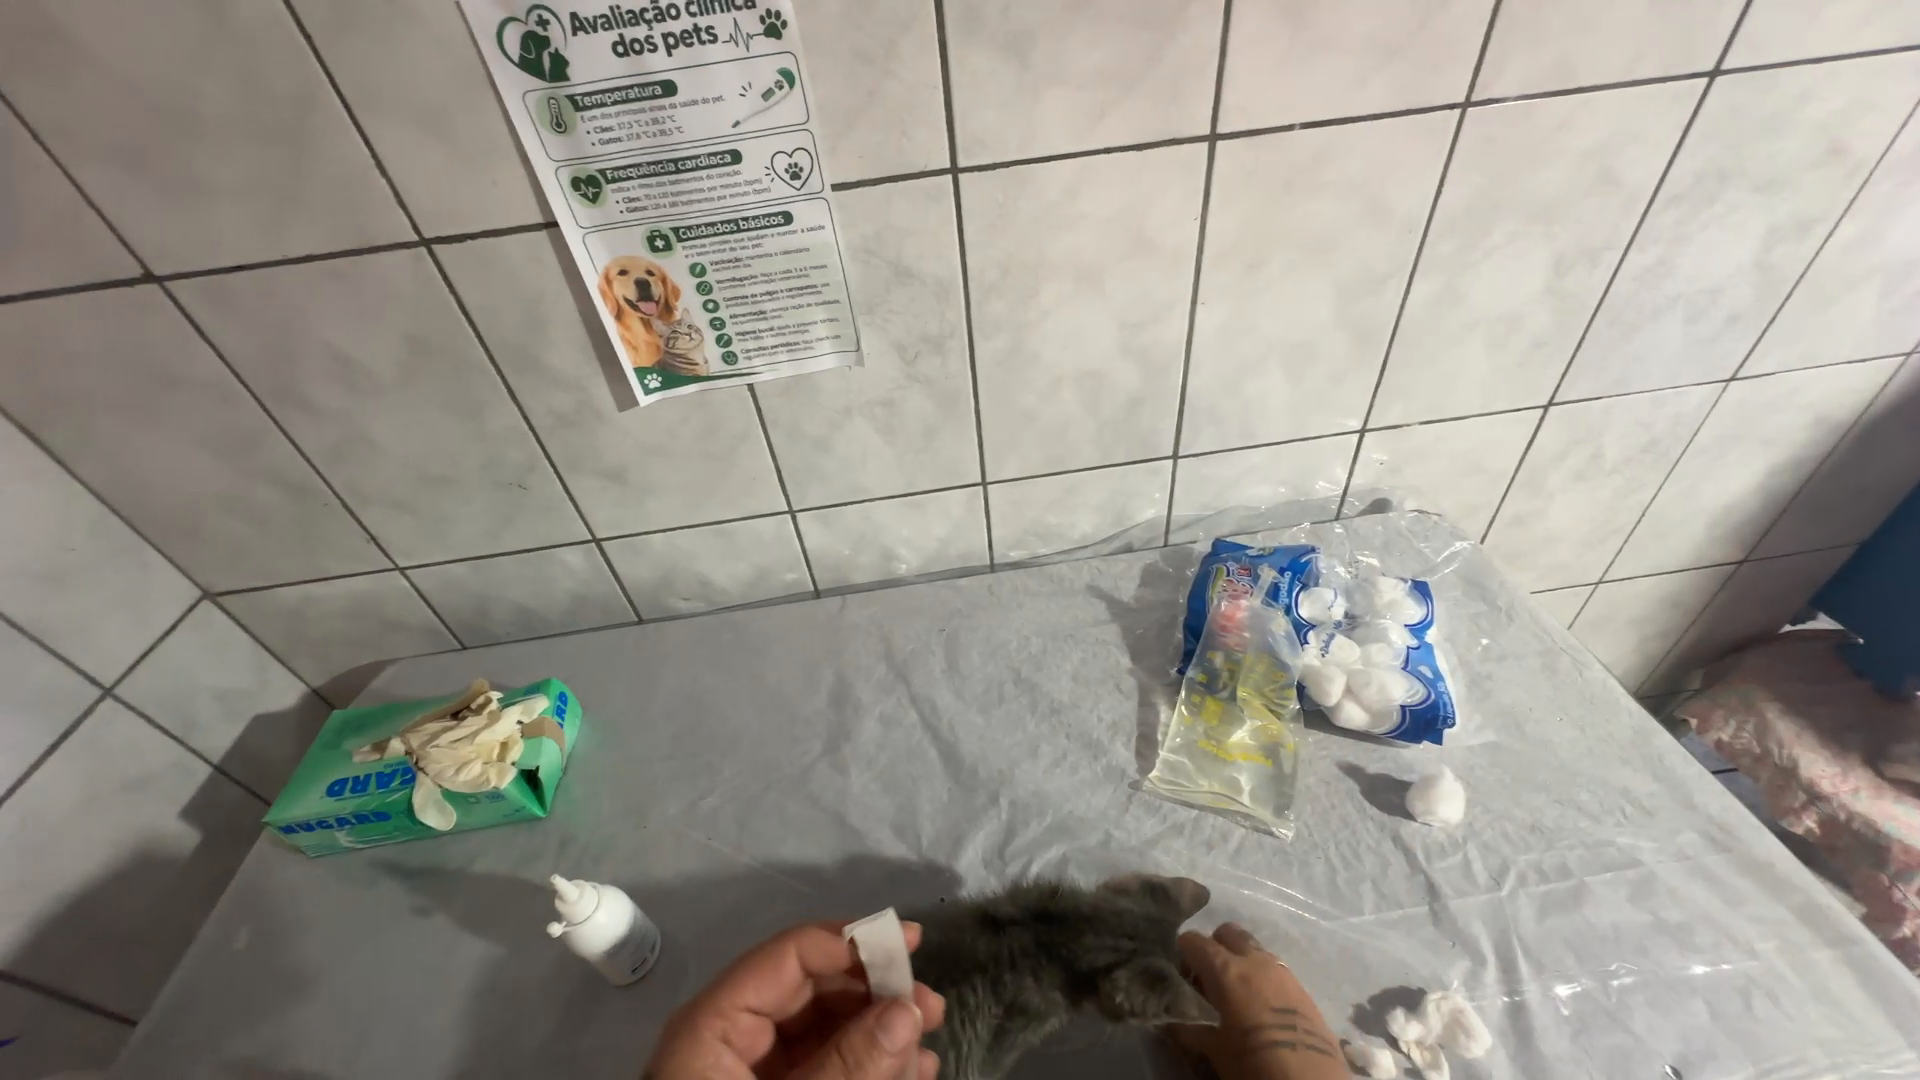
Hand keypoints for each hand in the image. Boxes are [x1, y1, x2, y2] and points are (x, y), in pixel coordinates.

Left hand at [645, 921, 945, 1079]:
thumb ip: (848, 1066)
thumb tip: (907, 1009)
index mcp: (714, 1025)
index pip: (790, 954)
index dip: (851, 941)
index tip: (909, 943)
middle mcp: (731, 1038)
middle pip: (812, 989)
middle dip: (875, 992)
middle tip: (930, 1006)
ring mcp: (750, 1074)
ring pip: (824, 1028)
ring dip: (879, 1032)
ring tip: (928, 1047)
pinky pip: (824, 1066)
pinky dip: (867, 1066)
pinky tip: (912, 1074)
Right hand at [1171, 924, 1349, 1079]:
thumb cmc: (1254, 1062)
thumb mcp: (1216, 1050)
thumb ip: (1190, 1030)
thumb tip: (1170, 1023)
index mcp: (1225, 969)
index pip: (1193, 940)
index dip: (1183, 954)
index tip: (1183, 975)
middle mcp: (1253, 960)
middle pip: (1227, 932)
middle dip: (1214, 947)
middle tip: (1210, 978)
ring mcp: (1281, 970)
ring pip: (1254, 948)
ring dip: (1241, 960)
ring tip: (1237, 993)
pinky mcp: (1302, 987)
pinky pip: (1275, 969)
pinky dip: (1262, 977)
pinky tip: (1262, 1005)